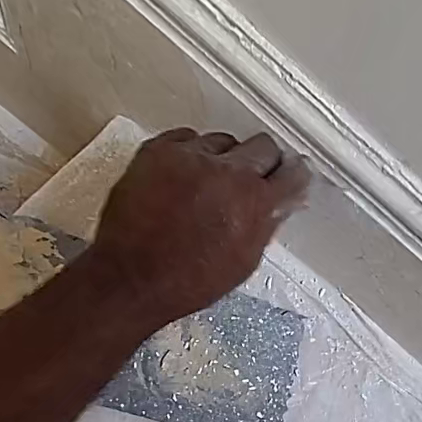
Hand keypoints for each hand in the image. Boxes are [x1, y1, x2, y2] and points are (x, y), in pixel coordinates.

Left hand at [85, 129, 310, 322]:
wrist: (129, 280)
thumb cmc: (181, 283)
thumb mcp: (240, 264)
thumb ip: (265, 226)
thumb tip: (280, 205)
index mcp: (254, 203)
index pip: (292, 172)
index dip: (291, 176)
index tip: (288, 176)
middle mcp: (227, 173)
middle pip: (262, 146)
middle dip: (260, 164)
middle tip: (247, 181)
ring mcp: (190, 158)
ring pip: (223, 141)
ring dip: (221, 159)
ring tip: (205, 186)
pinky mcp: (157, 152)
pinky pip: (185, 138)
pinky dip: (187, 154)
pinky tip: (181, 177)